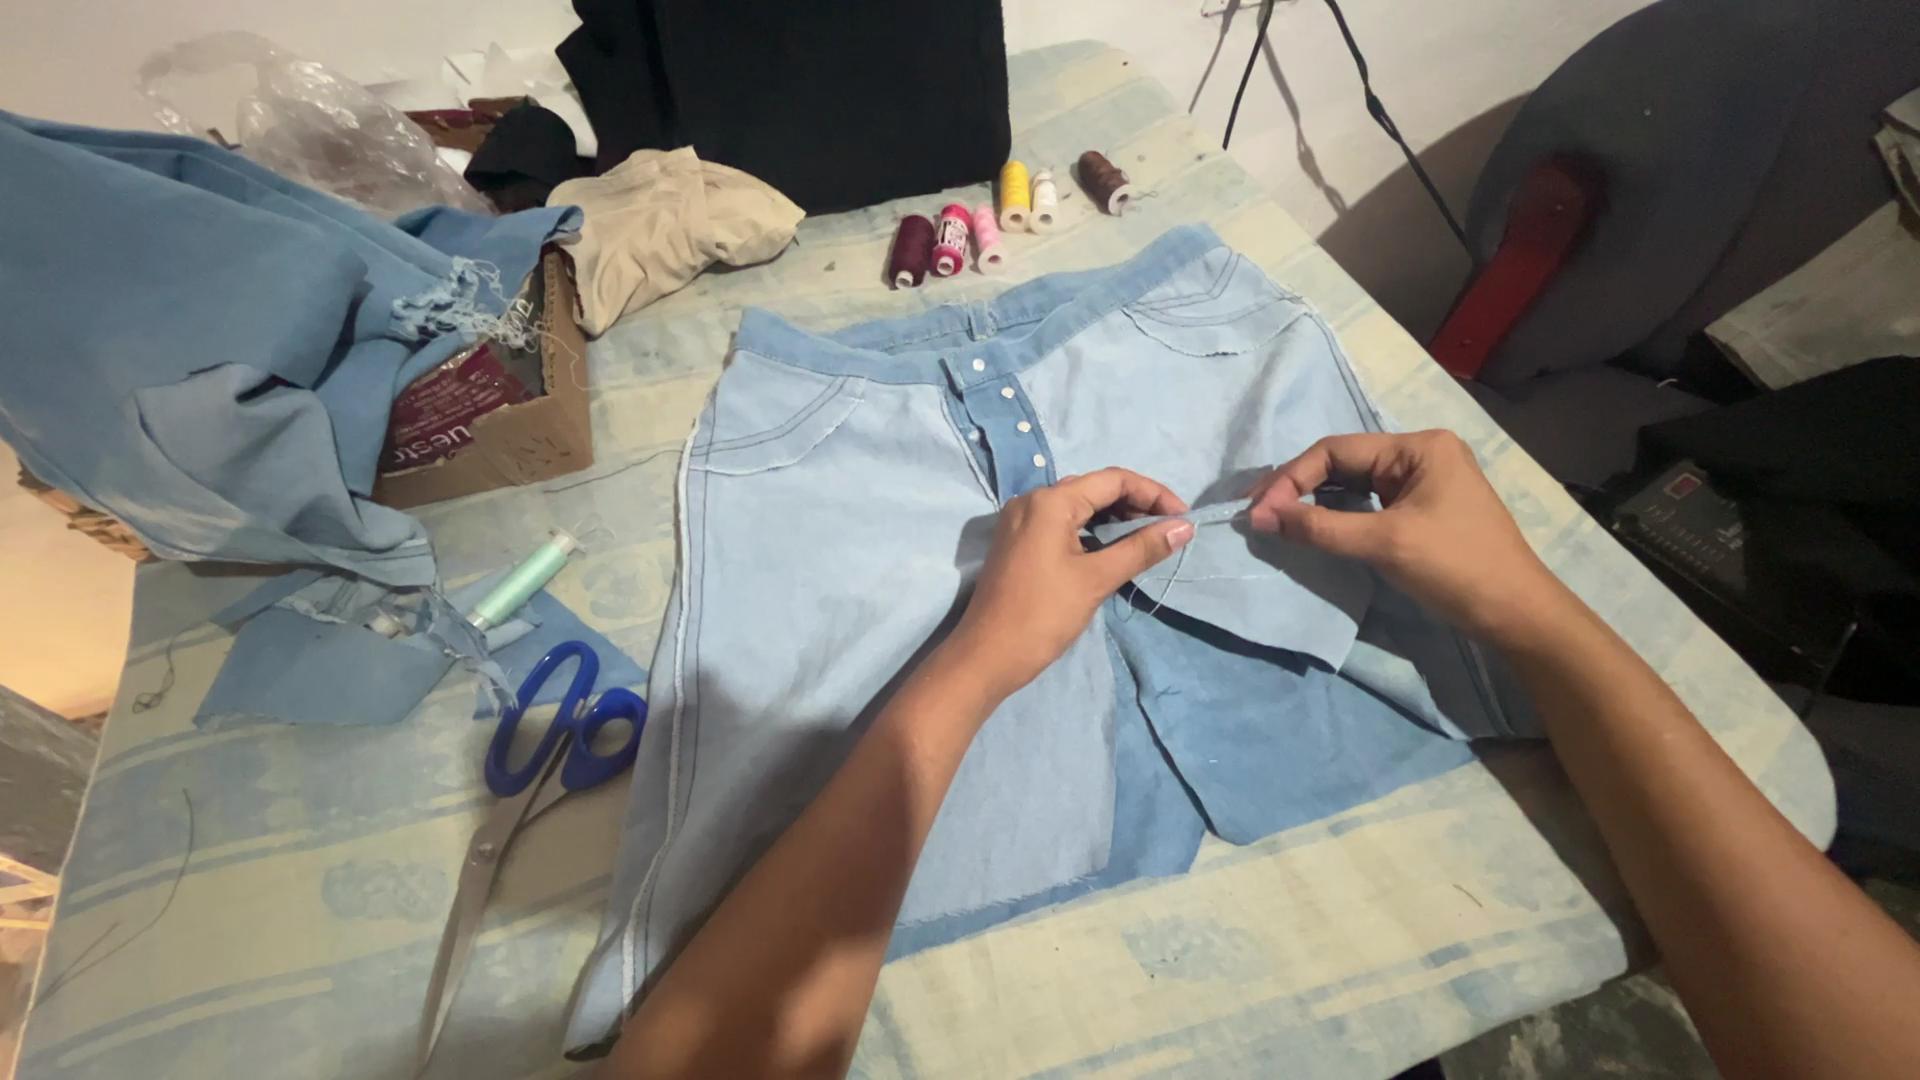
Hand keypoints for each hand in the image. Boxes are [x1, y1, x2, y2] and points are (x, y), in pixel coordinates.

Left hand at [947, 468, 1194, 697]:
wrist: (987, 654)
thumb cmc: (1043, 614)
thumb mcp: (1097, 579)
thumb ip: (1141, 548)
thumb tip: (1184, 527)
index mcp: (1050, 501)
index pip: (1113, 480)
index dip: (1153, 494)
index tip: (1183, 518)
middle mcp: (1032, 500)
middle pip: (1095, 488)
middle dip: (1135, 504)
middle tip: (1168, 529)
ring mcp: (1021, 520)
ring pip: (1078, 506)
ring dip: (1114, 518)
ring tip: (1147, 539)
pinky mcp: (1018, 541)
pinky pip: (1061, 523)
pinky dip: (1091, 531)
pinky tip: (1112, 548)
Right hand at [1245, 430, 1570, 644]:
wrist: (1516, 614)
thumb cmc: (1456, 569)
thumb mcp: (1382, 544)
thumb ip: (1317, 527)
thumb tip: (1258, 516)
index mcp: (1418, 447)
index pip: (1335, 451)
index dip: (1290, 478)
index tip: (1258, 511)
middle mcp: (1419, 453)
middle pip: (1340, 462)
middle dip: (1296, 486)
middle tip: (1257, 513)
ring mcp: (1420, 480)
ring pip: (1349, 482)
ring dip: (1311, 499)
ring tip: (1275, 518)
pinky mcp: (1418, 506)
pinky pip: (1363, 500)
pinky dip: (1333, 512)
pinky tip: (1311, 524)